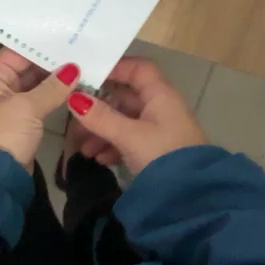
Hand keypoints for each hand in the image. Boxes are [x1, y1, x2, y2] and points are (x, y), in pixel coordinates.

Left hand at [0, 50, 80, 169]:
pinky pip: (37, 101)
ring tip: (82, 65)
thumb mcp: (28, 108)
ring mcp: (9, 105)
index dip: (40, 45)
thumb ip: (52, 87)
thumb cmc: (5, 135)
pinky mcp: (20, 121)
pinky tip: (73, 87)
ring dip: (54, 79)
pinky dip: (53, 95)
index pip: (16, 52)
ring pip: (34, 85)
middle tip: (79, 49)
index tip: (65, 35)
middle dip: (51, 61)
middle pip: (26, 68)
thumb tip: (74, 69)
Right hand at [65, 56, 206, 174]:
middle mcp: (161, 108)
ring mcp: (159, 130)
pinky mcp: (156, 150)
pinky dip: (113, 146)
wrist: (191, 196)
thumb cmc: (163, 156)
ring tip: (84, 149)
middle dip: (99, 109)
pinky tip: (100, 160)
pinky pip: (130, 140)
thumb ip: (101, 118)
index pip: (138, 69)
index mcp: (160, 96)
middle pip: (125, 98)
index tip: (87, 77)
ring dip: (102, 131)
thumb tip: (73, 99)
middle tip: (76, 120)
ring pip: (125, 121)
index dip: (114, 68)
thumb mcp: (129, 136)